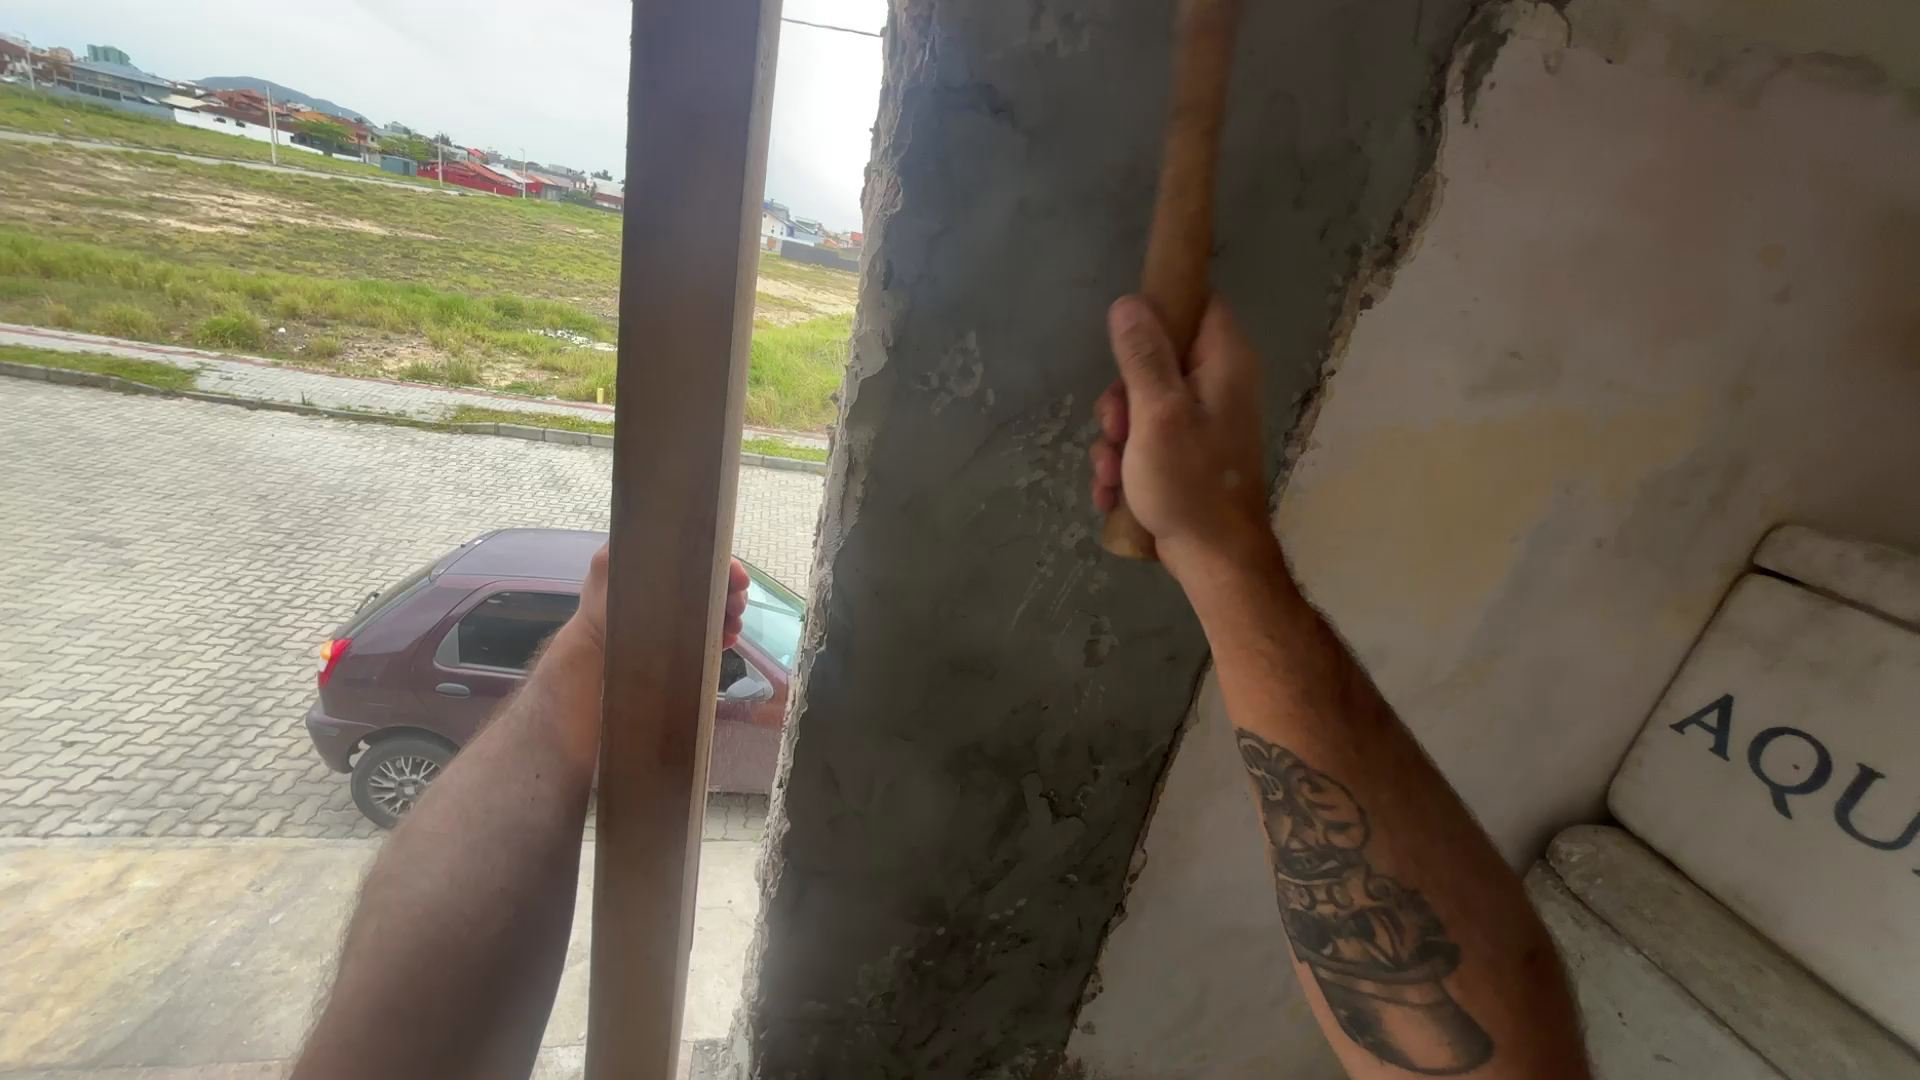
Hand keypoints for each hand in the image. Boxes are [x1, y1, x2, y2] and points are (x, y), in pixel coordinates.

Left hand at [573, 544, 750, 650]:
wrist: (595, 645)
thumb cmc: (602, 604)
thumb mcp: (608, 567)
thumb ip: (621, 547)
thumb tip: (645, 524)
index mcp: (673, 564)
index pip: (709, 559)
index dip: (728, 566)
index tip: (738, 578)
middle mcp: (687, 586)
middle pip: (723, 584)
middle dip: (735, 594)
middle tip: (736, 607)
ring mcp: (691, 611)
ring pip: (724, 609)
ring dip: (733, 616)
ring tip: (731, 628)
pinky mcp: (692, 635)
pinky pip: (715, 633)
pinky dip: (724, 635)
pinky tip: (726, 641)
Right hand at [1089, 296, 1273, 580]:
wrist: (1212, 557)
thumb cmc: (1190, 483)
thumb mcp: (1157, 414)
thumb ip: (1142, 356)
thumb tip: (1127, 302)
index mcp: (1223, 363)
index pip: (1196, 304)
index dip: (1157, 313)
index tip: (1121, 343)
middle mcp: (1216, 385)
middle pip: (1154, 361)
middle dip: (1120, 400)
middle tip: (1114, 429)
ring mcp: (1199, 422)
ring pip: (1140, 406)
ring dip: (1115, 441)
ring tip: (1112, 474)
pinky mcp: (1184, 453)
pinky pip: (1143, 441)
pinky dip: (1124, 464)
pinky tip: (1113, 491)